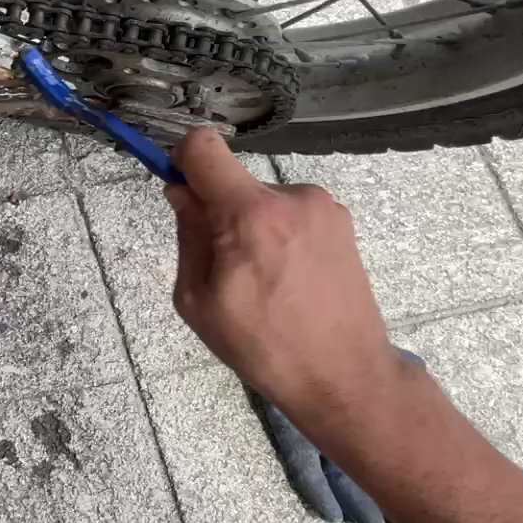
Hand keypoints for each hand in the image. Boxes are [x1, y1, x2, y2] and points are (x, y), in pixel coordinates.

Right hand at [164, 130, 408, 420]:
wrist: (343, 374)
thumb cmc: (260, 345)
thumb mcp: (196, 298)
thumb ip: (188, 235)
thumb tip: (182, 193)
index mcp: (250, 214)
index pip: (203, 147)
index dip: (180, 159)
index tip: (179, 191)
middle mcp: (292, 197)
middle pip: (230, 179)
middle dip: (215, 210)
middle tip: (220, 265)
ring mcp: (323, 207)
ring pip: (259, 199)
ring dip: (247, 225)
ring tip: (258, 279)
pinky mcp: (340, 221)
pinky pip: (287, 212)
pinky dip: (275, 234)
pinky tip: (285, 277)